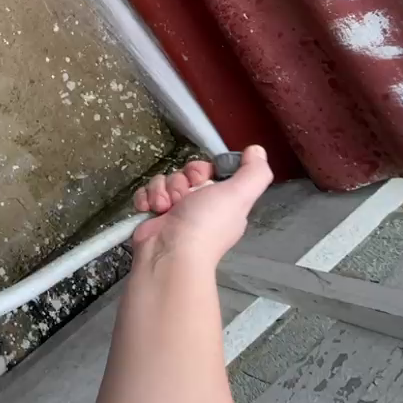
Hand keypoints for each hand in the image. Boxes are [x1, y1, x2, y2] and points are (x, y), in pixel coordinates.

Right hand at [130, 145, 271, 264]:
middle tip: (182, 199)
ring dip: (160, 191)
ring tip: (164, 208)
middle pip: (183, 174)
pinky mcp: (152, 214)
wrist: (170, 251)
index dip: (200, 170)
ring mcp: (174, 210)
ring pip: (162, 181)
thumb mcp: (238, 196)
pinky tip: (151, 210)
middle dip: (179, 182)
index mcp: (222, 202)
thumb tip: (257, 150)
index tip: (201, 180)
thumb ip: (253, 173)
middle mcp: (199, 205)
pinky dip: (145, 199)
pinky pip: (144, 192)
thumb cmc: (206, 224)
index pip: (207, 171)